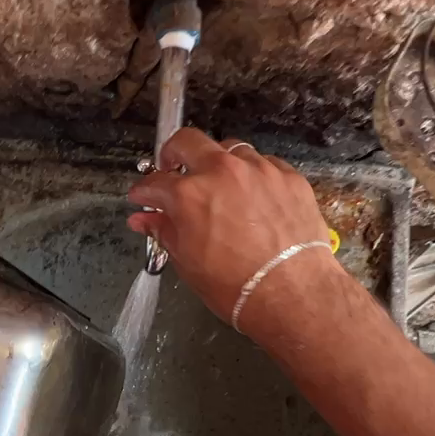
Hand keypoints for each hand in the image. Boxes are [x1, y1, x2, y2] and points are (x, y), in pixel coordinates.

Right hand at [128, 127, 342, 332]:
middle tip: (173, 171)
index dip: (144, 191)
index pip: (155, 182)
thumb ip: (164, 231)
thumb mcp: (188, 262)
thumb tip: (146, 220)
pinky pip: (263, 165)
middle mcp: (222, 172)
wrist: (291, 293)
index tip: (144, 196)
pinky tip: (251, 199)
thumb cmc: (237, 286)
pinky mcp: (287, 176)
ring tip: (218, 189)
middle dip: (174, 153)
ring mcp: (258, 170)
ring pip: (229, 150)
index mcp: (189, 195)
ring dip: (217, 164)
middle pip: (188, 141)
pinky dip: (251, 177)